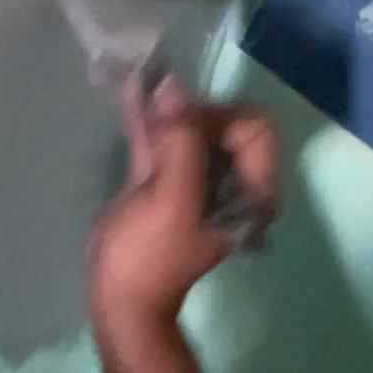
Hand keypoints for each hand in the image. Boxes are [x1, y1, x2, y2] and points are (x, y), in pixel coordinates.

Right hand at [87, 78, 280, 335]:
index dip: (218, 117)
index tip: (179, 126)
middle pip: (219, 122)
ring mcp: (193, 178)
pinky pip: (159, 138)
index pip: (253, 128)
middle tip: (154, 111)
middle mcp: (228, 179)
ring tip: (140, 76)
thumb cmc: (150, 256)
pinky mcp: (161, 178)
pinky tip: (129, 89)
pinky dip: (146, 116)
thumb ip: (180, 144)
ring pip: (185, 127)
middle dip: (188, 106)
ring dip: (165, 104)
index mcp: (250, 190)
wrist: (119, 296)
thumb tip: (173, 87)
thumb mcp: (171, 201)